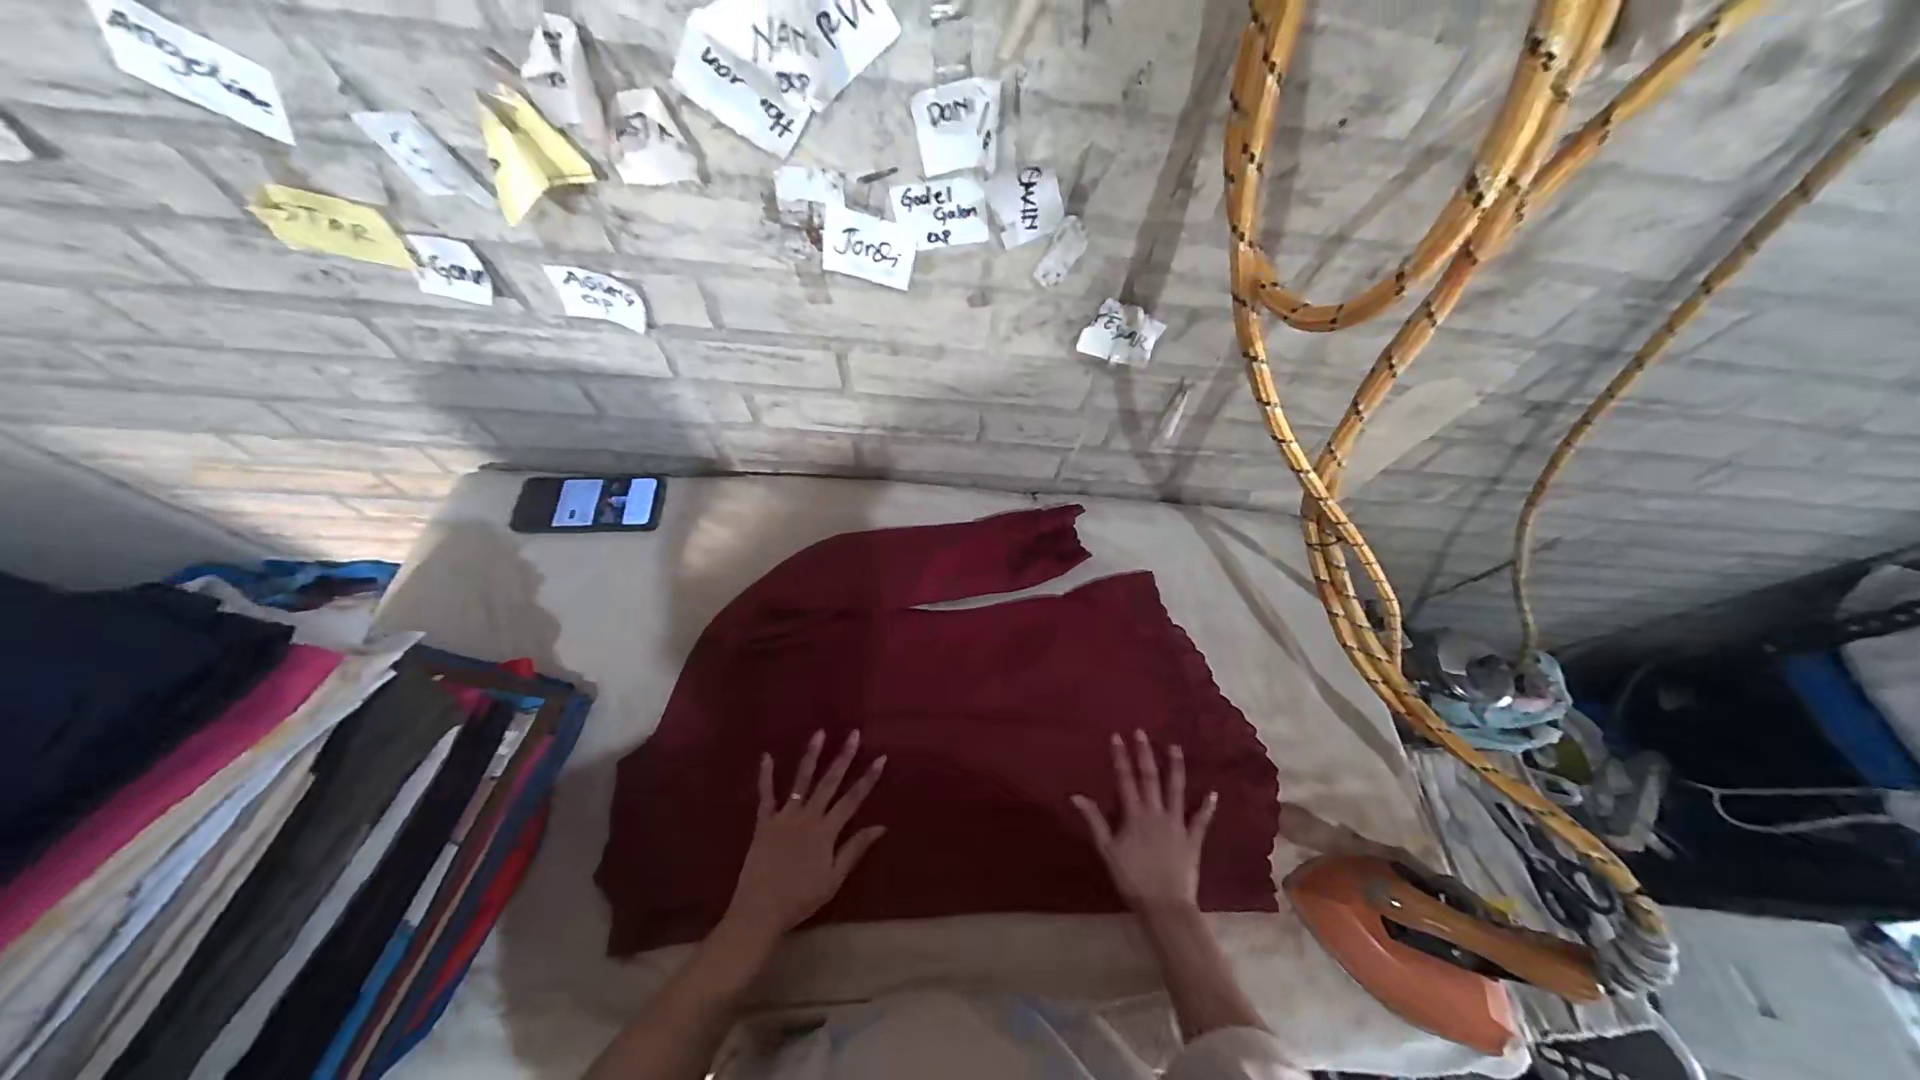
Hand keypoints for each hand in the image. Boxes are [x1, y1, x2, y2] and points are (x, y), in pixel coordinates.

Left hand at [722, 730, 886, 940]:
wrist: (759, 910)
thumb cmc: (801, 898)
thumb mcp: (834, 879)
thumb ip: (855, 849)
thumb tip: (881, 826)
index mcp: (826, 831)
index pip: (853, 799)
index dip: (868, 778)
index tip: (881, 758)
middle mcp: (807, 817)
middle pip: (829, 782)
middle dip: (844, 757)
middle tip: (854, 734)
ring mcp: (784, 817)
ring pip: (801, 781)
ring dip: (811, 756)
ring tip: (820, 733)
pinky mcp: (763, 822)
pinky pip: (765, 795)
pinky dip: (765, 775)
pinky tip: (767, 756)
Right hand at [1072, 730, 1217, 912]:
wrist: (1164, 905)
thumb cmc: (1132, 879)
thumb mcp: (1107, 851)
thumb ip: (1094, 821)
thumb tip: (1077, 795)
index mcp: (1134, 815)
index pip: (1125, 780)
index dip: (1120, 757)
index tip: (1117, 737)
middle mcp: (1156, 813)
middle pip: (1150, 778)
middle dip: (1144, 753)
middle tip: (1141, 732)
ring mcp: (1177, 825)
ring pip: (1176, 790)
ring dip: (1176, 768)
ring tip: (1175, 747)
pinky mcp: (1193, 839)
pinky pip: (1201, 820)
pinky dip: (1207, 806)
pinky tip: (1213, 793)